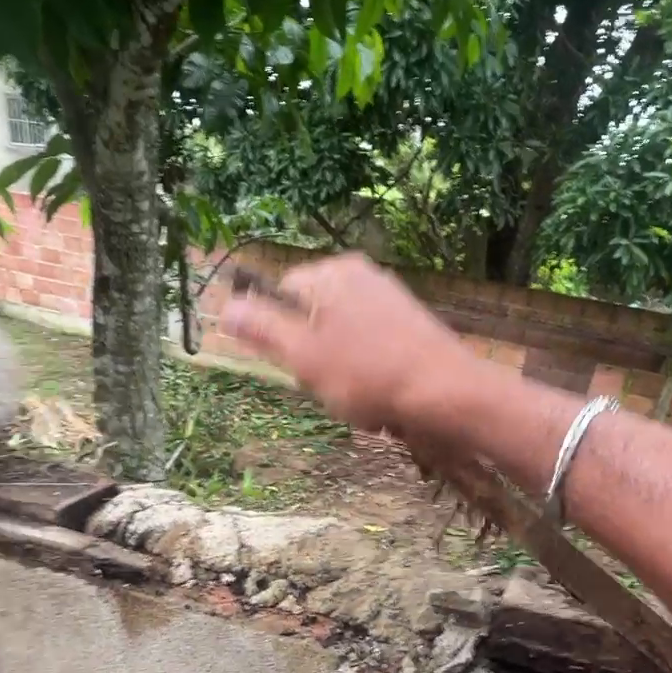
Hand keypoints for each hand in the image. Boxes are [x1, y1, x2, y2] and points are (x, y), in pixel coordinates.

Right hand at [218, 253, 479, 436]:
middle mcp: (362, 275)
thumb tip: (224, 307)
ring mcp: (391, 299)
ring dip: (342, 375)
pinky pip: (372, 351)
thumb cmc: (368, 374)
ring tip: (361, 398)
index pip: (281, 295)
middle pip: (312, 319)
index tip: (293, 366)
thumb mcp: (303, 355)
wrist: (448, 394)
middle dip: (314, 359)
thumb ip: (262, 329)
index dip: (277, 334)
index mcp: (333, 273)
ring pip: (342, 341)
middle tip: (330, 386)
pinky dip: (371, 377)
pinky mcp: (412, 325)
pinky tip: (383, 399)